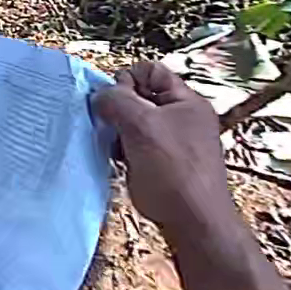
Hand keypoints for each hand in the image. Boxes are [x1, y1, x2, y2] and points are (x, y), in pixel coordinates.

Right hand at [93, 63, 240, 244]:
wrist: (191, 219)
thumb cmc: (172, 168)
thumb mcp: (141, 124)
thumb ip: (115, 99)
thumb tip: (99, 96)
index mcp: (186, 102)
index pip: (149, 70)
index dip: (128, 79)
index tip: (119, 102)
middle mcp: (179, 116)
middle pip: (136, 94)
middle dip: (117, 106)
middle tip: (114, 124)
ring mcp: (168, 137)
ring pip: (129, 117)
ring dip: (115, 128)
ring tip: (116, 144)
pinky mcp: (155, 156)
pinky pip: (128, 138)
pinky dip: (117, 144)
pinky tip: (117, 157)